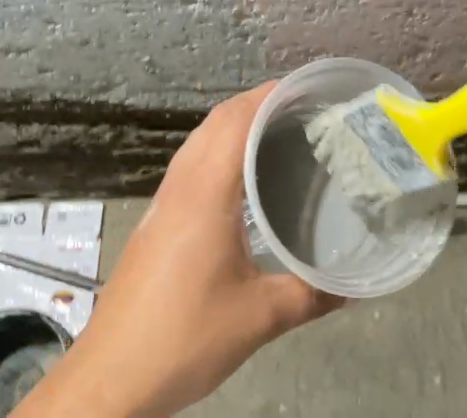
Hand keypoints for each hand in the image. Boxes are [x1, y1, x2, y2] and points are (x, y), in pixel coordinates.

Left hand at [16, 82, 344, 417]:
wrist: (112, 376)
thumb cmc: (185, 337)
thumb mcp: (259, 318)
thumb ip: (310, 295)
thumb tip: (354, 287)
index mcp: (205, 193)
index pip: (237, 120)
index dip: (272, 95)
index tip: (311, 89)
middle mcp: (181, 185)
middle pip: (218, 120)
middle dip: (259, 103)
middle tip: (307, 107)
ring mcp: (164, 201)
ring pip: (201, 140)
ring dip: (237, 123)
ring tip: (282, 131)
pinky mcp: (157, 219)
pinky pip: (193, 162)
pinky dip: (221, 148)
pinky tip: (245, 176)